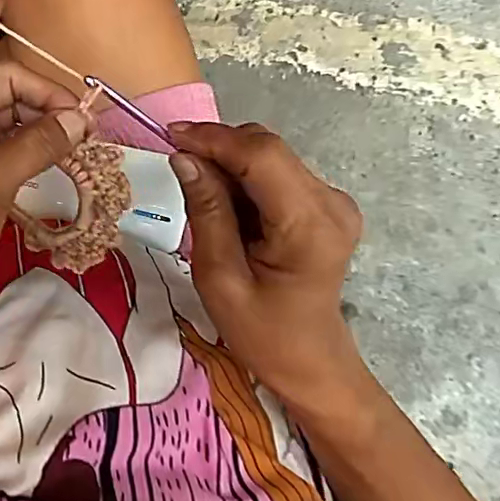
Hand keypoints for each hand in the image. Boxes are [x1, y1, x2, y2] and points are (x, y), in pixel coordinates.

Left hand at [0, 0, 91, 334]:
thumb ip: (36, 144)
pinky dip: (43, 137)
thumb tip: (84, 115)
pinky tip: (71, 145)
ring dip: (49, 117)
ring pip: (15, 105)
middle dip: (45, 93)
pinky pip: (17, 131)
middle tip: (87, 116)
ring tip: (84, 136)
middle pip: (4, 78)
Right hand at [167, 122, 372, 419]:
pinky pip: (272, 172)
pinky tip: (219, 198)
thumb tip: (184, 159)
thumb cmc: (263, 331)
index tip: (169, 137)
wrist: (311, 362)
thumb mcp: (219, 276)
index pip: (261, 156)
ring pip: (267, 155)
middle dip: (216, 146)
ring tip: (193, 185)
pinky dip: (239, 175)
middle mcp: (330, 202)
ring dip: (225, 161)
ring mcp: (331, 202)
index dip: (213, 138)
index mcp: (309, 224)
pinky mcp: (321, 205)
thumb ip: (206, 212)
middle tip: (175, 162)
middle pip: (266, 148)